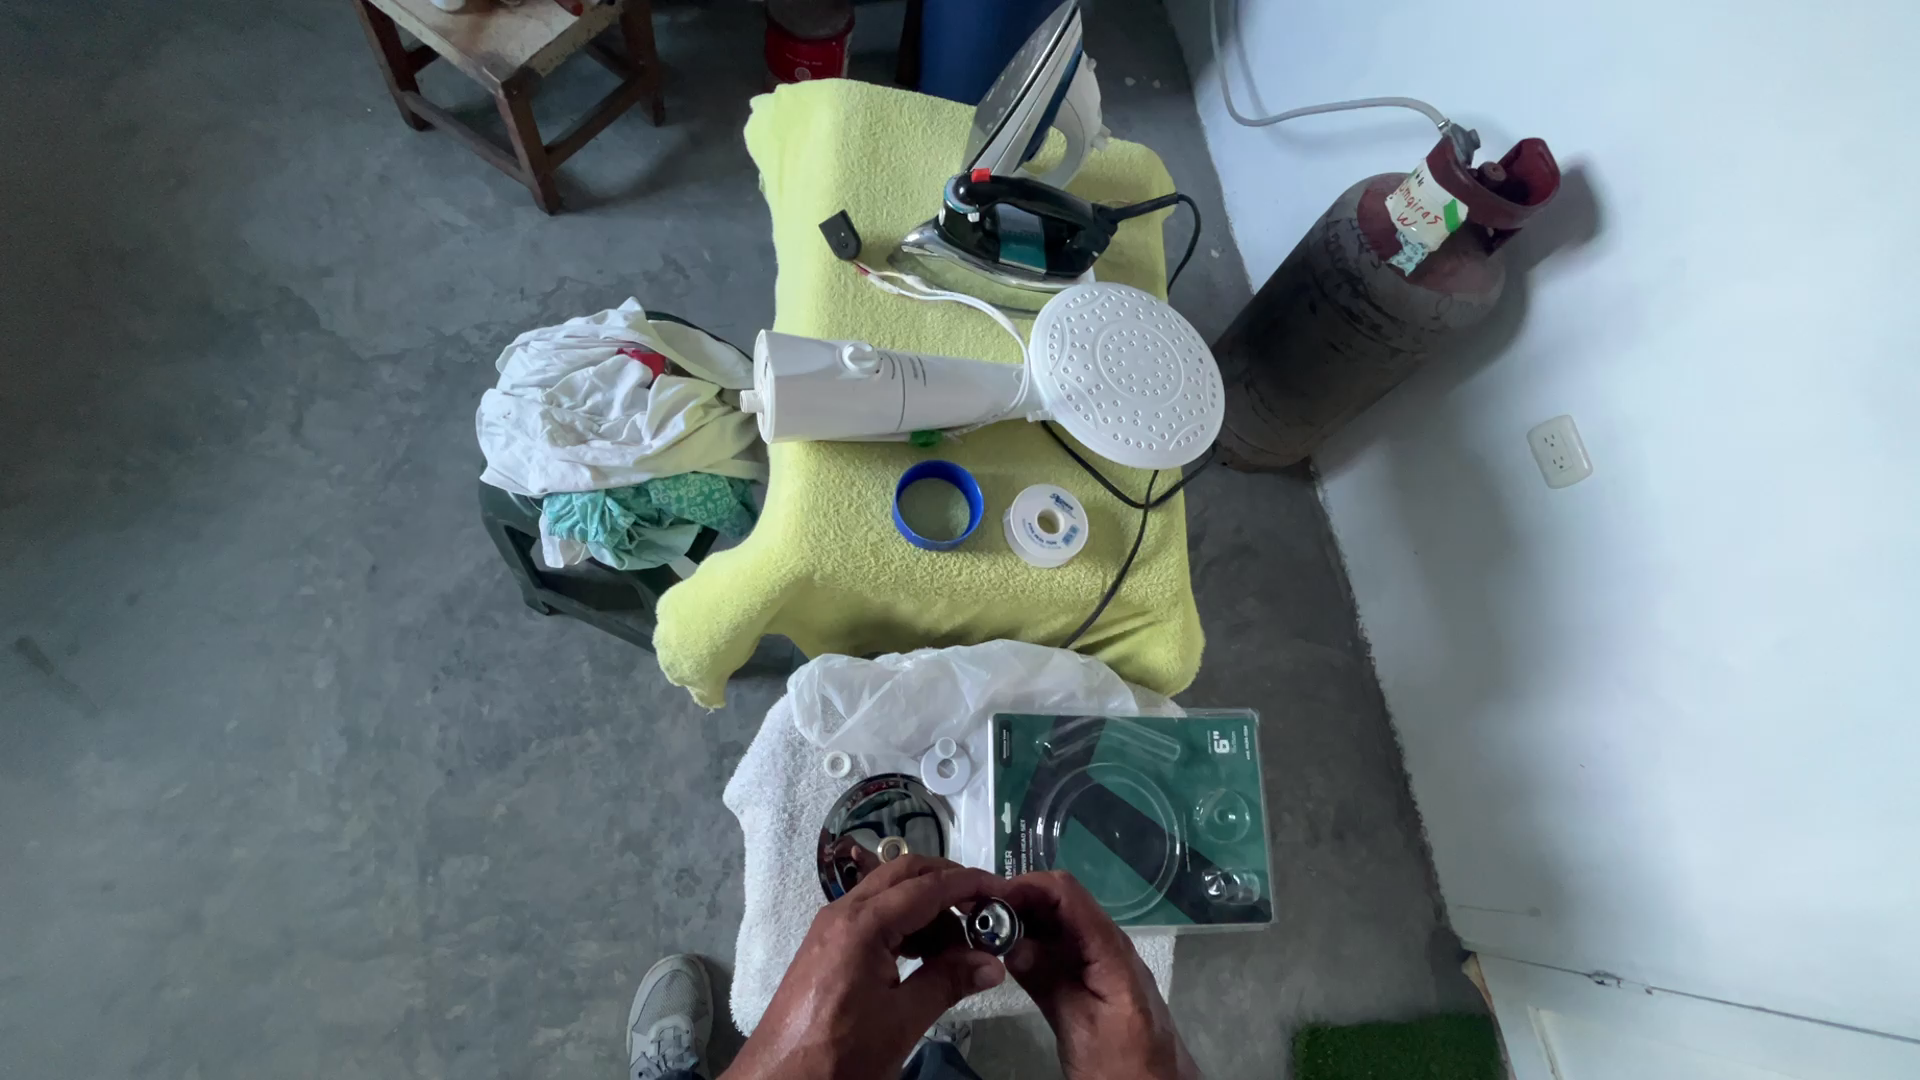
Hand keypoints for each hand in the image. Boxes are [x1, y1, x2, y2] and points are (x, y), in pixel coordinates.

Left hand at [724, 856, 1009, 1079]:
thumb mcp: (900, 1024)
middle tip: (984, 908)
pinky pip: (874, 912)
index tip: (1003, 890)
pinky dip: (906, 921)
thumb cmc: (839, 1055)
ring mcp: (832, 923)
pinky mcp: (827, 942)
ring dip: (928, 904)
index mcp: (862, 923)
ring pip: (889, 891)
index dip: (969, 884)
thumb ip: (947, 982)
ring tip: (961, 941)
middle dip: (948, 883)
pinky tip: (927, 952)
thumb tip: (994, 963)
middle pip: (905, 873)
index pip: (927, 887)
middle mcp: (844, 909)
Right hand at [1001, 871, 1199, 1079]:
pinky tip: (1010, 952)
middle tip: (981, 916)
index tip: (992, 900)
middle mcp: (1106, 943)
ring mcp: (1101, 959)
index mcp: (1110, 948)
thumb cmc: (1126, 1068)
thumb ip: (1048, 982)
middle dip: (1022, 899)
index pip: (1067, 893)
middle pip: (1061, 900)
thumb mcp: (1081, 1030)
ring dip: (1025, 918)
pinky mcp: (1094, 976)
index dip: (1029, 886)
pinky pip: (1062, 945)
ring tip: (988, 931)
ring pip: (1059, 920)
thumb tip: (1010, 942)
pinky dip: (1035, 941)